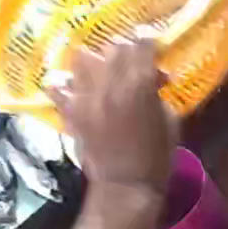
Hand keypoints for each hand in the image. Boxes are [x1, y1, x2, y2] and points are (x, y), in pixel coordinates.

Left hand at [47, 36, 176, 195]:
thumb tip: (154, 78)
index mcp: (140, 84)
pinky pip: (57, 85)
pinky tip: (75, 90)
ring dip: (95, 61)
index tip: (154, 53)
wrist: (125, 187)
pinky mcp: (69, 112)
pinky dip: (65, 83)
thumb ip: (157, 92)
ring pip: (83, 57)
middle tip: (133, 66)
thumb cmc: (156, 157)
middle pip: (114, 46)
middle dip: (126, 52)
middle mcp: (109, 83)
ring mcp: (85, 96)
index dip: (150, 43)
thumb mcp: (170, 119)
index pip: (142, 42)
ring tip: (103, 75)